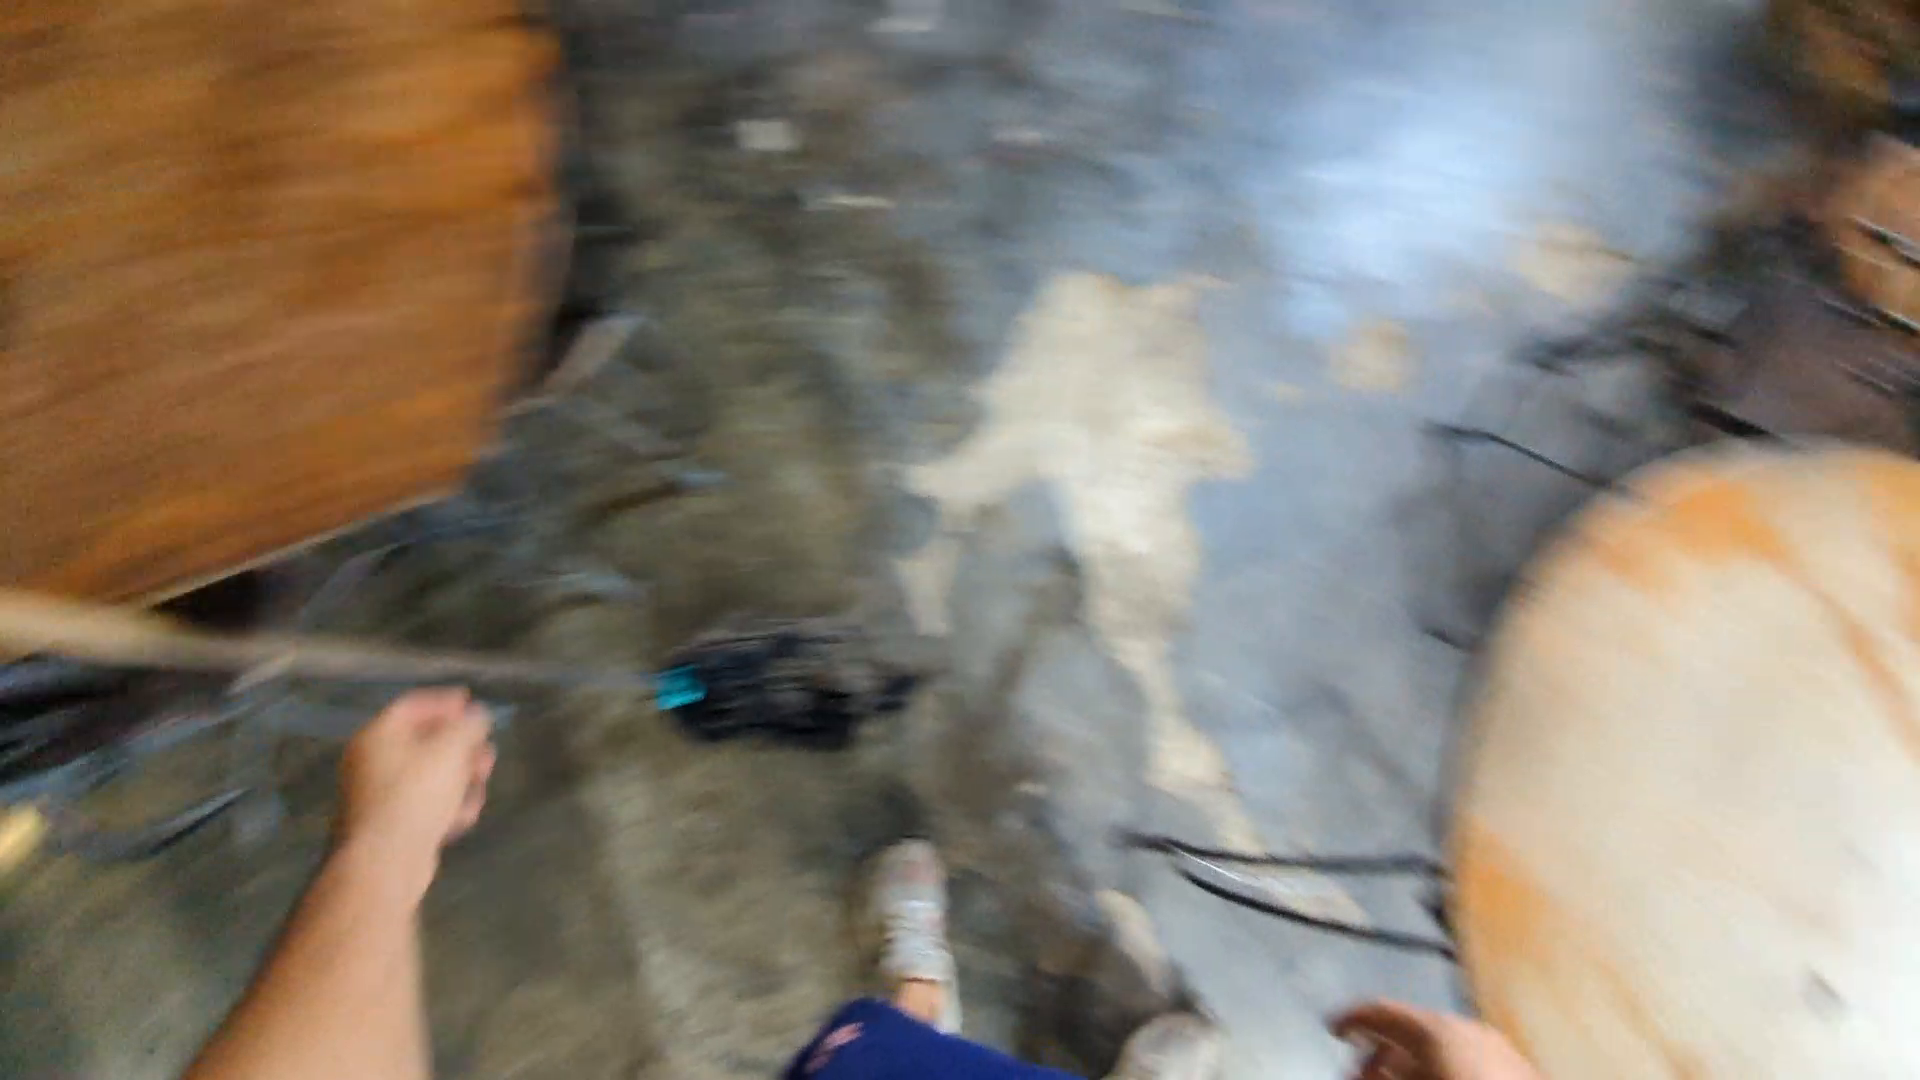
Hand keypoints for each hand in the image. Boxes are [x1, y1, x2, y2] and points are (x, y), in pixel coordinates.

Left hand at [337, 688, 494, 876]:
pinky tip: (463, 814)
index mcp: (377, 737)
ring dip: (461, 775)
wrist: (385, 862)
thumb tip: (477, 716)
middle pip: (425, 742)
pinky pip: (427, 803)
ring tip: (480, 782)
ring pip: (431, 774)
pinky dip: (449, 804)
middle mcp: (372, 763)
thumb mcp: (451, 749)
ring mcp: (380, 796)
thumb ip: (469, 725)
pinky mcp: (392, 824)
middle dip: (462, 744)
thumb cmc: (416, 794)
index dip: (446, 701)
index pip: (413, 705)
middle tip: (485, 750)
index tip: (475, 704)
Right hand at [1332, 1001, 1540, 1079]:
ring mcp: (1499, 1049)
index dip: (1350, 1018)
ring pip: (1440, 1047)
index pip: (1379, 1010)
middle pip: (1409, 1029)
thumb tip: (1354, 1072)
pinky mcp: (1521, 1071)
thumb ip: (1377, 1073)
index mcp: (1435, 1028)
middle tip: (1361, 1074)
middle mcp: (1465, 1027)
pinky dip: (1445, 1070)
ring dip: (1413, 1064)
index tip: (1332, 1030)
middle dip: (1381, 1051)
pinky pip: (1469, 1062)